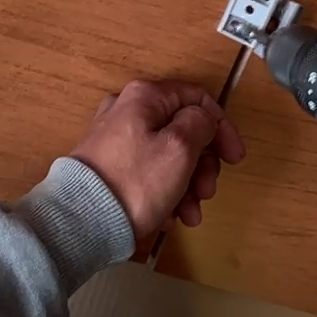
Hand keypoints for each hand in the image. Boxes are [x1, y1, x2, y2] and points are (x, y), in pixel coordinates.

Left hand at [70, 79, 246, 237]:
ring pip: (166, 154)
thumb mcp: (179, 148)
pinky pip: (147, 171)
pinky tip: (170, 218)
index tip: (235, 159)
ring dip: (187, 184)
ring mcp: (115, 137)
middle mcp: (127, 109)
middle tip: (207, 192)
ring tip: (190, 215)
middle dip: (202, 164)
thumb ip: (199, 124)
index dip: (222, 127)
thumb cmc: (136, 181)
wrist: (81, 220)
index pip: (197, 99)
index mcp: (145, 97)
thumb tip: (202, 117)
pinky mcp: (108, 164)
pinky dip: (164, 191)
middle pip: (182, 129)